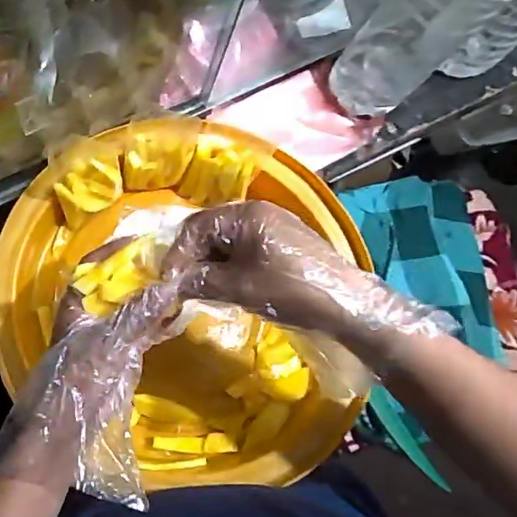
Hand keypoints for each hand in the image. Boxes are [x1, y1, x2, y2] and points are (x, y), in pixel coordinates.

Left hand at [0, 239, 183, 504]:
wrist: (65, 431)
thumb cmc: (76, 381)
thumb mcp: (108, 344)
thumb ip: (137, 316)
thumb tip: (167, 287)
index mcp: (75, 305)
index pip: (92, 267)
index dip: (113, 251)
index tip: (140, 241)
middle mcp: (89, 315)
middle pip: (115, 286)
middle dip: (141, 273)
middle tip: (170, 260)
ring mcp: (103, 336)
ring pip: (130, 308)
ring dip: (152, 298)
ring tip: (179, 282)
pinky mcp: (116, 356)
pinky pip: (140, 331)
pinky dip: (157, 322)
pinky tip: (178, 316)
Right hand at [162, 201, 454, 360]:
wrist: (348, 306)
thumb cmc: (291, 290)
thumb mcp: (239, 288)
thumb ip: (200, 281)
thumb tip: (171, 285)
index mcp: (245, 214)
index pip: (196, 228)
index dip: (178, 256)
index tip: (168, 283)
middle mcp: (258, 210)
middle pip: (210, 229)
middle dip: (193, 257)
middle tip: (182, 285)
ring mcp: (273, 223)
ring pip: (227, 238)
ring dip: (211, 261)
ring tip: (204, 287)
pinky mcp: (284, 239)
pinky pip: (245, 244)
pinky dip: (231, 262)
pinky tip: (229, 283)